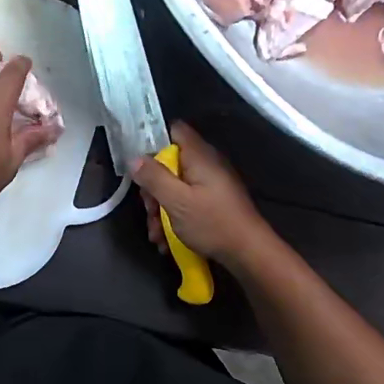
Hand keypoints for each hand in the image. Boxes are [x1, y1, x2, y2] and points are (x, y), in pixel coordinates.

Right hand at [130, 122, 277, 267]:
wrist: (248, 252)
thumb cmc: (212, 223)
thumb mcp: (176, 201)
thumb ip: (154, 177)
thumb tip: (134, 159)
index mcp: (199, 156)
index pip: (174, 131)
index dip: (152, 142)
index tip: (137, 164)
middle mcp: (206, 164)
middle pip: (170, 164)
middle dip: (154, 189)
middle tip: (149, 210)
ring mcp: (211, 184)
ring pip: (176, 187)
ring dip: (161, 210)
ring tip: (156, 235)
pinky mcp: (213, 203)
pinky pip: (187, 202)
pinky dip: (175, 218)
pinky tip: (167, 240)